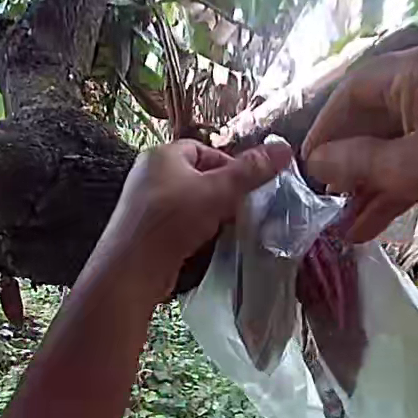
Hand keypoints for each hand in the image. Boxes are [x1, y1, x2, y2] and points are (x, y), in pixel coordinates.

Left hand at [89, 139, 292, 296]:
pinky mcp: (145, 230)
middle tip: (241, 209)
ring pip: (189, 202)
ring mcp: (145, 204)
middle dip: (221, 193)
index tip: (248, 187)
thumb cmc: (172, 220)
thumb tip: (284, 149)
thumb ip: (251, 171)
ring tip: (225, 228)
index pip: (204, 150)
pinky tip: (205, 243)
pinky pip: (178, 223)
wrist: (133, 268)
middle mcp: (149, 175)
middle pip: (198, 177)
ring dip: (209, 214)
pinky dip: (194, 231)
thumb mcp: (218, 192)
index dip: (229, 165)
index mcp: (162, 155)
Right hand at [302, 39, 417, 240]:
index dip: (325, 129)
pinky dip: (406, 181)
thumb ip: (358, 162)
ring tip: (349, 225)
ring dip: (376, 181)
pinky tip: (380, 220)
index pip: (354, 89)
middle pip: (379, 114)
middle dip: (351, 162)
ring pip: (404, 139)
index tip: (307, 169)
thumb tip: (317, 161)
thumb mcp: (414, 167)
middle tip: (329, 200)